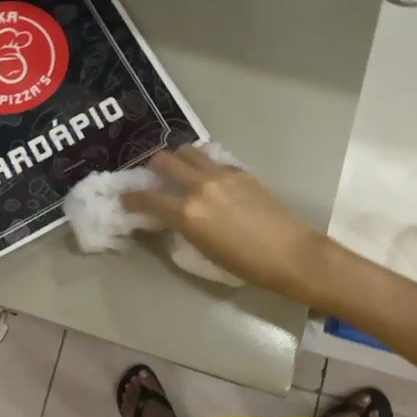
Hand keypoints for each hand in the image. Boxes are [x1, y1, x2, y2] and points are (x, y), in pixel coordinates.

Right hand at [123, 147, 332, 299]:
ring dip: (178, 158)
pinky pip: (214, 160)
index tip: (126, 198)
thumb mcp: (203, 251)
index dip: (132, 197)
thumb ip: (182, 226)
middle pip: (165, 161)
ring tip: (179, 170)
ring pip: (189, 151)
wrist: (290, 254)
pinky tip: (209, 177)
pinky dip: (204, 163)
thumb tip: (171, 216)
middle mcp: (200, 186)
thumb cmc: (244, 265)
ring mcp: (222, 175)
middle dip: (153, 168)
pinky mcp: (241, 171)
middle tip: (153, 177)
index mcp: (187, 212)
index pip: (148, 197)